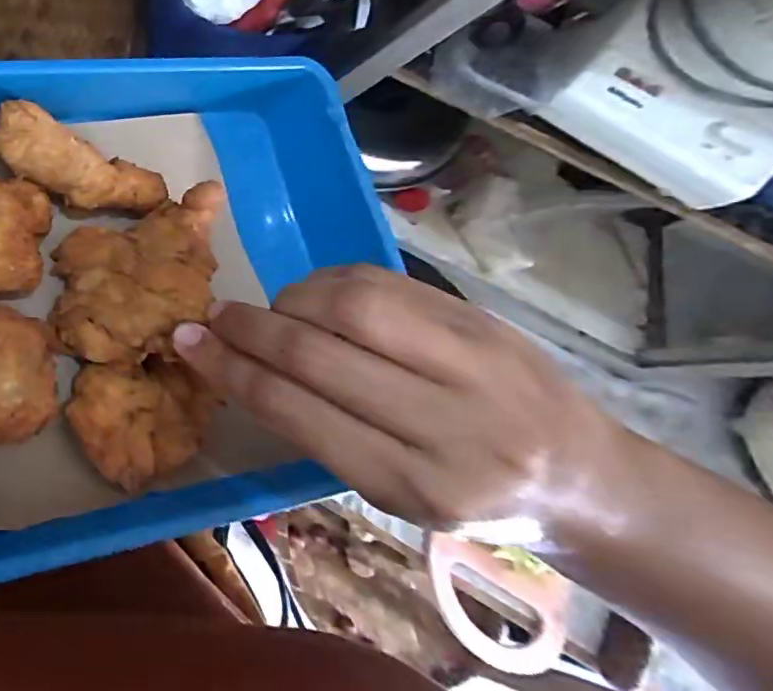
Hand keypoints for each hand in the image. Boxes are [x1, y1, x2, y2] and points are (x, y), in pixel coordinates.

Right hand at [172, 264, 633, 545]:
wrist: (586, 478)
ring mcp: (478, 365)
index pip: (294, 411)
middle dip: (247, 329)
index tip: (186, 341)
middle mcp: (455, 426)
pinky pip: (380, 281)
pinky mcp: (484, 320)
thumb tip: (233, 359)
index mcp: (418, 484)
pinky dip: (327, 283)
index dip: (228, 370)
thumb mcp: (387, 485)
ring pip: (348, 305)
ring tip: (276, 313)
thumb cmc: (464, 491)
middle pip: (314, 354)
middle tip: (212, 317)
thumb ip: (314, 424)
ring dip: (289, 302)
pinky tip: (318, 299)